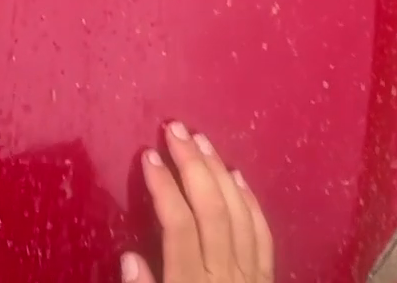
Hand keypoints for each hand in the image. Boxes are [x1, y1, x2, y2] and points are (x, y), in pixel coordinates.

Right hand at [125, 122, 273, 282]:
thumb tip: (129, 257)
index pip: (179, 226)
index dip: (164, 187)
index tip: (149, 155)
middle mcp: (224, 274)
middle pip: (211, 210)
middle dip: (192, 164)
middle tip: (175, 129)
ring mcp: (250, 275)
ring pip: (238, 214)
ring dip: (219, 171)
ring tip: (200, 140)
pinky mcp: (266, 278)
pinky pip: (263, 235)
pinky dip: (251, 201)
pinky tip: (237, 175)